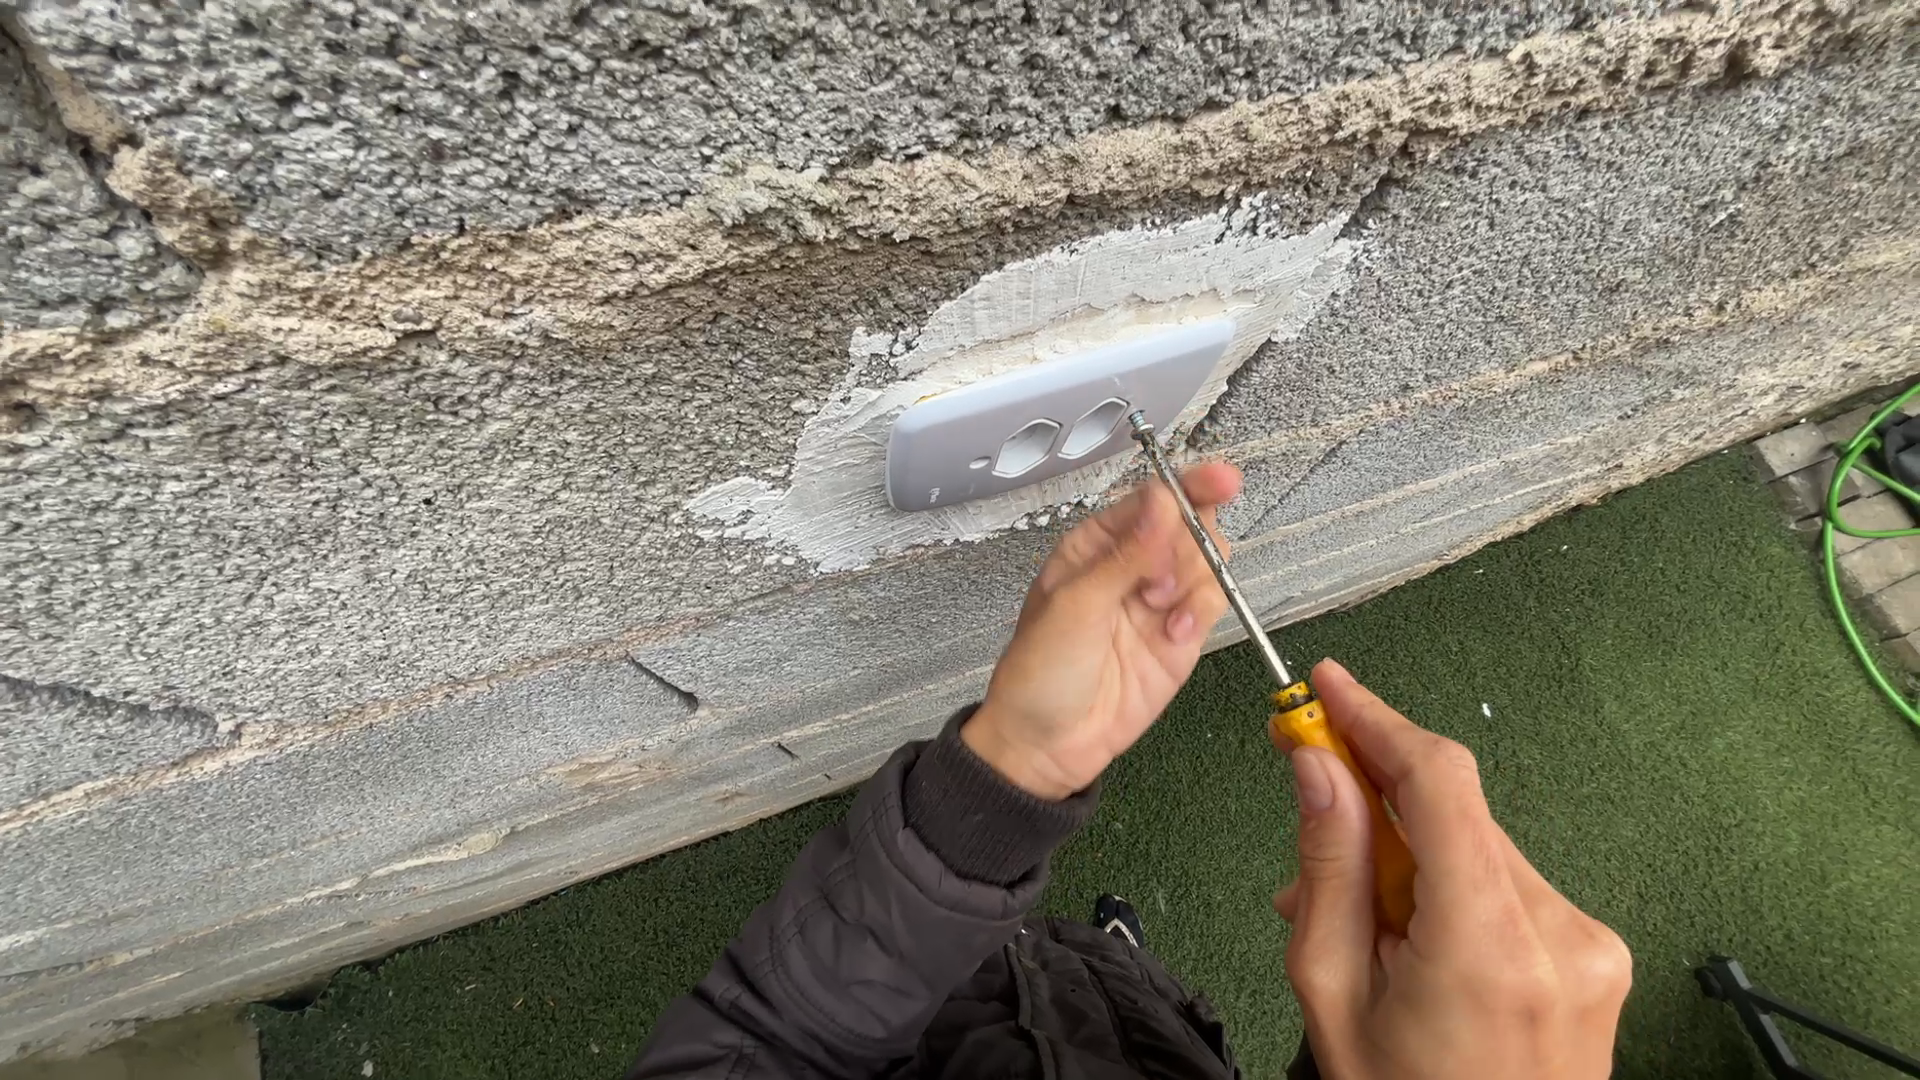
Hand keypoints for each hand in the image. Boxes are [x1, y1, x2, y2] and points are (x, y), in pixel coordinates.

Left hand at [961, 463, 1242, 799]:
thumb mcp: (1076, 605)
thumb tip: (1163, 499)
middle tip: (1162, 577)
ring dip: (1194, 579)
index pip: (1148, 502)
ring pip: (1206, 561)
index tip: (1221, 481)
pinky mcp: (1180, 635)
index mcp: (1093, 546)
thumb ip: (1126, 555)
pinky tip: (1176, 632)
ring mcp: (1158, 600)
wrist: (1049, 743)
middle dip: (1189, 541)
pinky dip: (1202, 610)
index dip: (1185, 488)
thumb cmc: (1042, 667)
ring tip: (1161, 610)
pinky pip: (1211, 602)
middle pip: (1187, 524)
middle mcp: (1129, 565)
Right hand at [1273, 659, 1631, 1078]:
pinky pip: (1488, 868)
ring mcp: (1584, 941)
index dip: (1375, 716)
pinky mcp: (1585, 945)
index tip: (1324, 684)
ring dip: (1392, 836)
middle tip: (1302, 762)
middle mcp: (1559, 934)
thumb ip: (1327, 862)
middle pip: (1448, 802)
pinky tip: (1391, 912)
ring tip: (1340, 895)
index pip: (1437, 782)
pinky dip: (1428, 868)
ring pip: (1462, 833)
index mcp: (1490, 948)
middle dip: (1367, 780)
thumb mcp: (1328, 981)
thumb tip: (1318, 766)